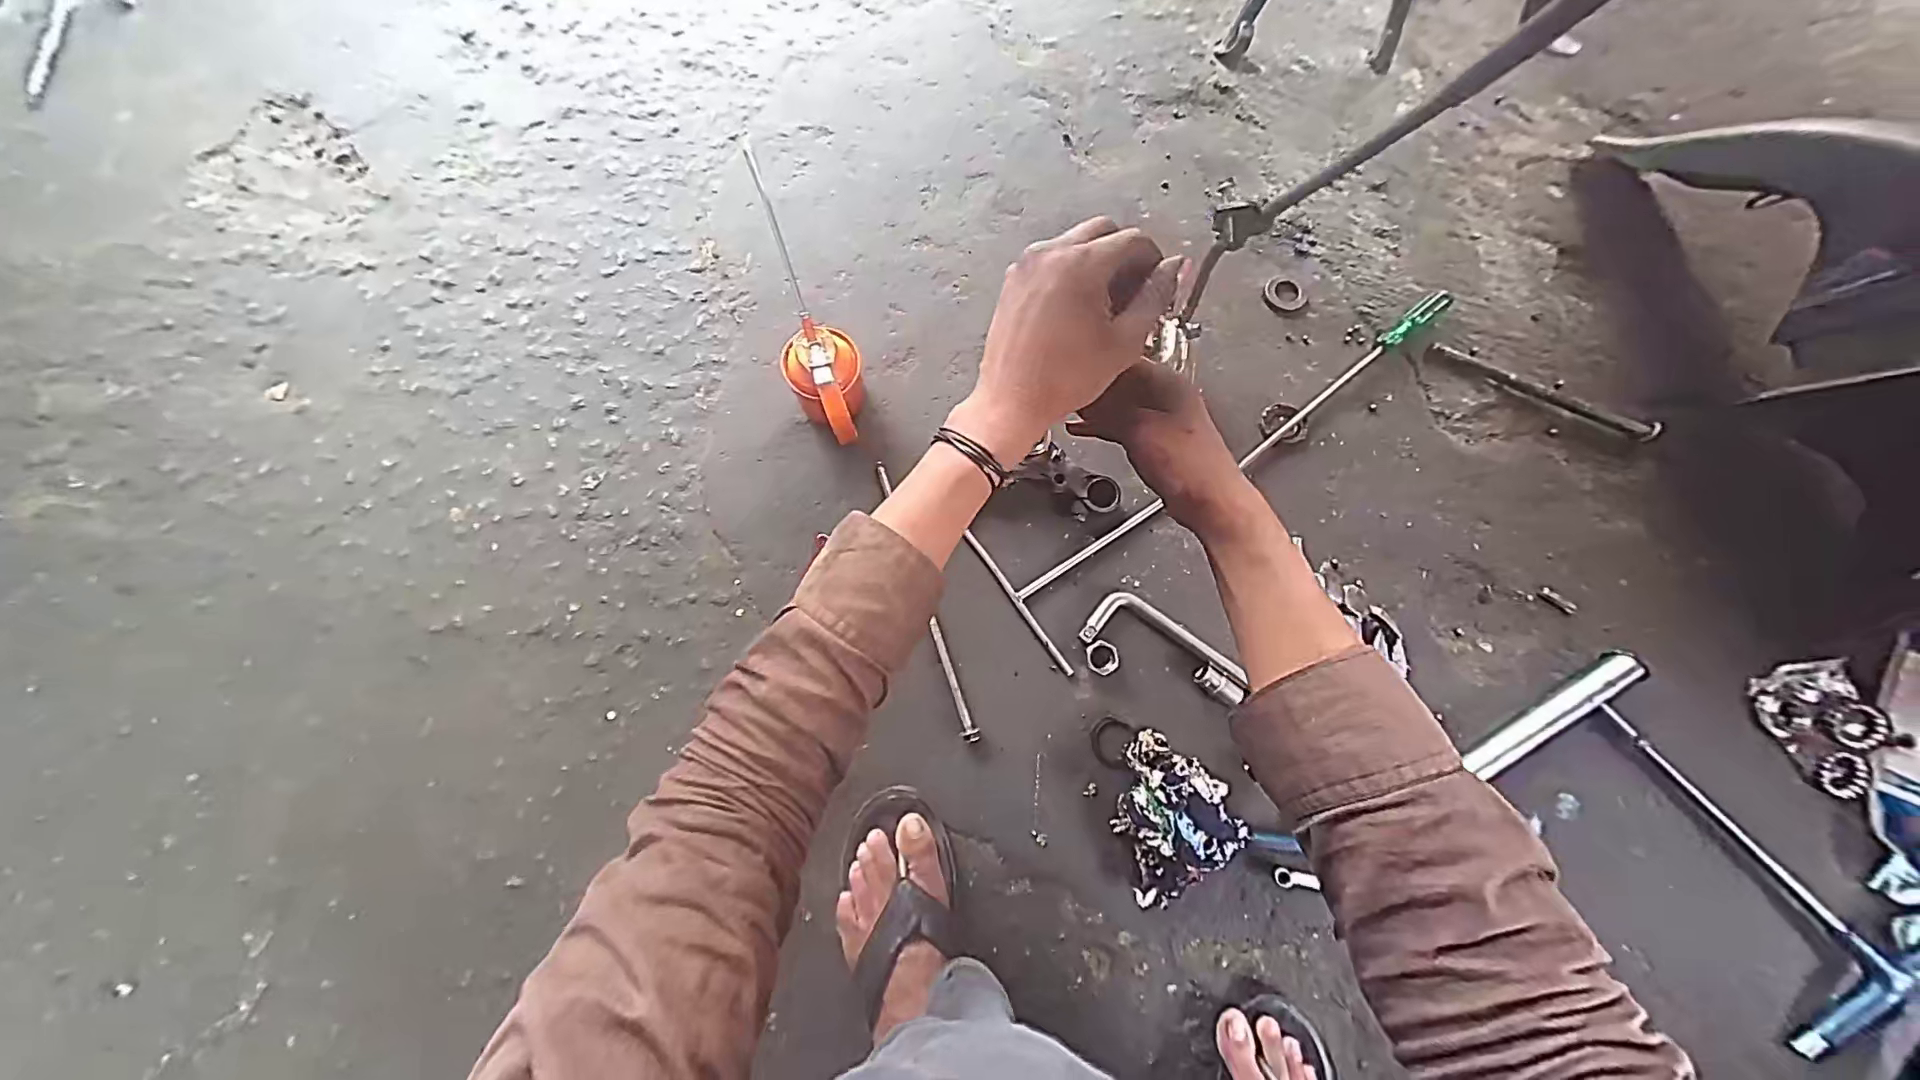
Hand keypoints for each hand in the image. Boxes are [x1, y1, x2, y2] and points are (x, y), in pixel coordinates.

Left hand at [945, 217, 1185, 465]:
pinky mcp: (1013, 283)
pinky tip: (1075, 312)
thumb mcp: (1124, 342)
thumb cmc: (1058, 381)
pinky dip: (1068, 275)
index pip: (1133, 239)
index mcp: (1081, 264)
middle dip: (1124, 256)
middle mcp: (1050, 255)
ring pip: (1074, 244)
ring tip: (1103, 307)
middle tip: (1133, 291)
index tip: (1155, 281)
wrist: (1011, 402)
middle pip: (1103, 231)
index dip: (1153, 261)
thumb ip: (1155, 297)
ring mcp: (1026, 267)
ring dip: (1096, 264)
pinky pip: (1050, 262)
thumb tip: (1173, 270)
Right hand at [1066, 362, 1251, 536]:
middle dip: (1091, 386)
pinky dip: (1102, 425)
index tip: (1072, 368)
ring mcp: (1161, 420)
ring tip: (1069, 406)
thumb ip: (1110, 412)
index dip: (1096, 363)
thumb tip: (1085, 401)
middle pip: (1120, 382)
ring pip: (1119, 405)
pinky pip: (1121, 425)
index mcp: (1169, 384)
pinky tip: (1084, 428)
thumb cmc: (1190, 466)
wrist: (1208, 500)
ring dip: (1095, 407)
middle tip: (1065, 388)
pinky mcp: (1155, 441)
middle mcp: (1166, 397)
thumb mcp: (1140, 430)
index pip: (1124, 361)